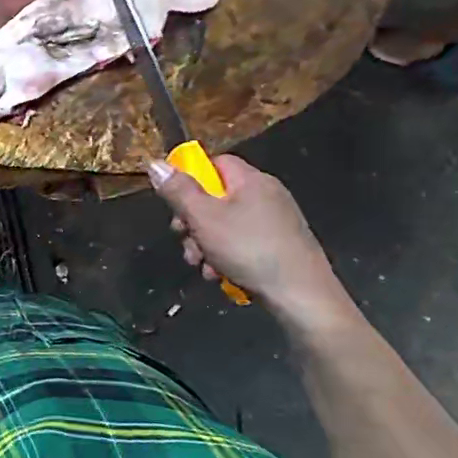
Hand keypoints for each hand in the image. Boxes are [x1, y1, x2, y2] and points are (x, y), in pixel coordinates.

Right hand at [148, 155, 347, 319]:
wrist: (301, 295)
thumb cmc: (248, 248)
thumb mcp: (202, 217)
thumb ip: (177, 190)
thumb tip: (155, 164)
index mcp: (252, 181)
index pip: (215, 162)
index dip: (190, 176)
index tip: (173, 199)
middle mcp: (266, 196)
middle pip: (214, 196)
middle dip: (191, 219)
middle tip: (182, 236)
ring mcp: (274, 222)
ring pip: (223, 223)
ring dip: (202, 242)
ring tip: (200, 263)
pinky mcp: (278, 245)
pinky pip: (240, 241)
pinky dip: (223, 254)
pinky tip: (218, 272)